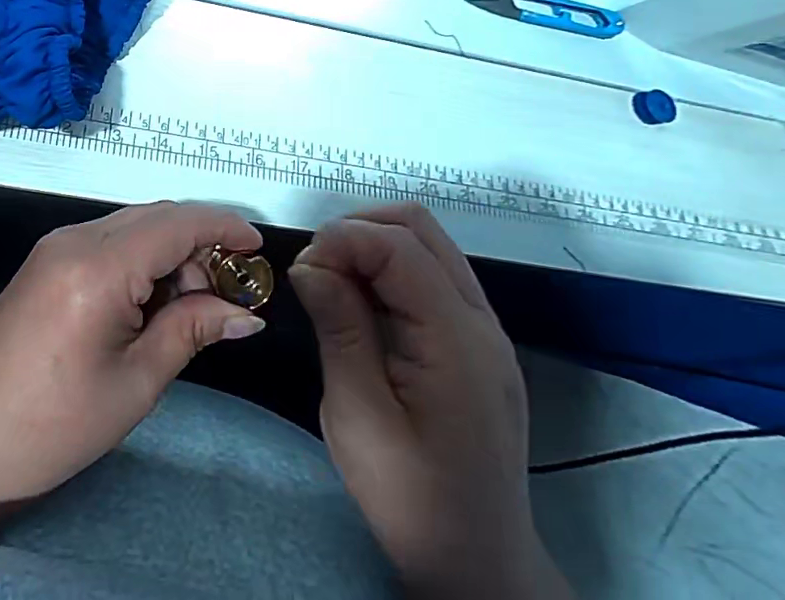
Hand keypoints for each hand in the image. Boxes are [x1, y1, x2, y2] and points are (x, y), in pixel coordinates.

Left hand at [0, 202, 267, 506]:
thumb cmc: (51, 421)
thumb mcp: (135, 382)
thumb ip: (191, 331)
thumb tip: (244, 313)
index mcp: (97, 267)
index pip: (175, 223)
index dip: (223, 227)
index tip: (258, 248)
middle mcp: (73, 240)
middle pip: (154, 216)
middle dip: (200, 243)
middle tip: (230, 294)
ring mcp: (55, 246)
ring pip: (131, 226)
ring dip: (171, 251)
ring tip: (194, 307)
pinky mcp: (46, 260)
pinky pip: (107, 241)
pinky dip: (141, 259)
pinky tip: (155, 301)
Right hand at [288, 204, 569, 599]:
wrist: (475, 557)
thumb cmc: (409, 494)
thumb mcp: (357, 413)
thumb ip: (339, 328)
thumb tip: (311, 264)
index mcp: (456, 341)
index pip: (399, 247)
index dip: (342, 239)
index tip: (301, 271)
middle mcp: (481, 321)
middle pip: (419, 227)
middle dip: (357, 229)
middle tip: (316, 271)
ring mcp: (483, 329)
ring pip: (426, 243)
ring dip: (371, 244)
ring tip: (331, 282)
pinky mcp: (473, 341)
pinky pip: (429, 274)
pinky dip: (386, 268)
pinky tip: (358, 301)